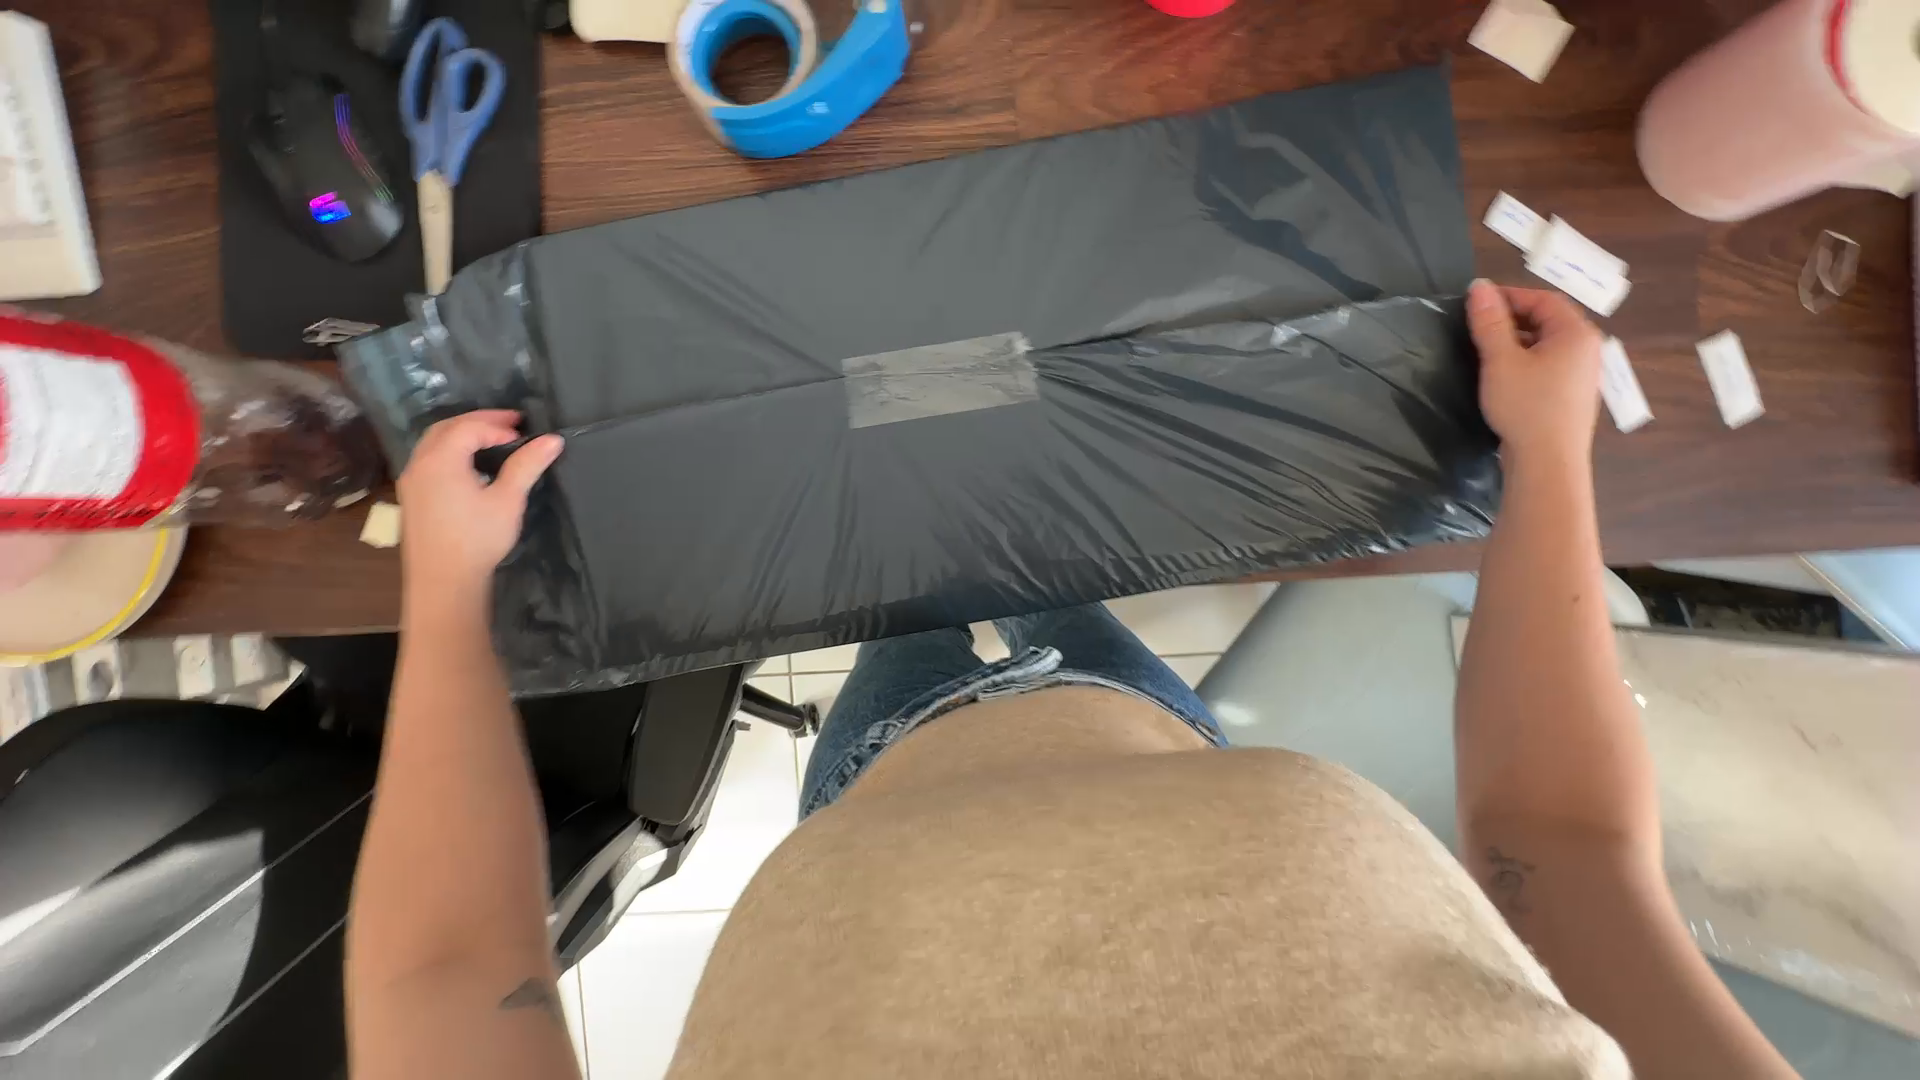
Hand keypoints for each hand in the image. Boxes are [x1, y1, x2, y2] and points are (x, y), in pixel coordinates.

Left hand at [396, 410, 562, 599]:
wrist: (444, 580)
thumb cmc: (478, 538)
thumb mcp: (508, 500)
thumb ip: (527, 466)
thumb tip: (553, 439)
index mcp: (440, 460)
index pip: (469, 428)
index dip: (498, 426)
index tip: (525, 436)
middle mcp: (419, 463)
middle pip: (446, 428)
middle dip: (479, 421)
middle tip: (511, 424)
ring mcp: (412, 480)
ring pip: (434, 442)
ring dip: (463, 434)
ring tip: (493, 439)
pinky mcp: (413, 496)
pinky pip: (430, 458)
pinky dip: (452, 449)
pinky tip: (471, 463)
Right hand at [1466, 279, 1603, 465]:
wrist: (1547, 460)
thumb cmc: (1525, 405)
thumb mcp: (1500, 361)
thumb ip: (1489, 323)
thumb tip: (1478, 286)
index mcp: (1575, 333)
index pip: (1543, 299)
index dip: (1509, 296)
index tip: (1475, 302)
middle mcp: (1587, 348)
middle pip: (1547, 321)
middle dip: (1512, 318)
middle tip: (1476, 326)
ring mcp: (1582, 374)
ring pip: (1546, 345)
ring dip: (1516, 341)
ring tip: (1484, 351)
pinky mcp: (1571, 395)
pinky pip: (1548, 365)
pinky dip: (1525, 361)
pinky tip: (1503, 377)